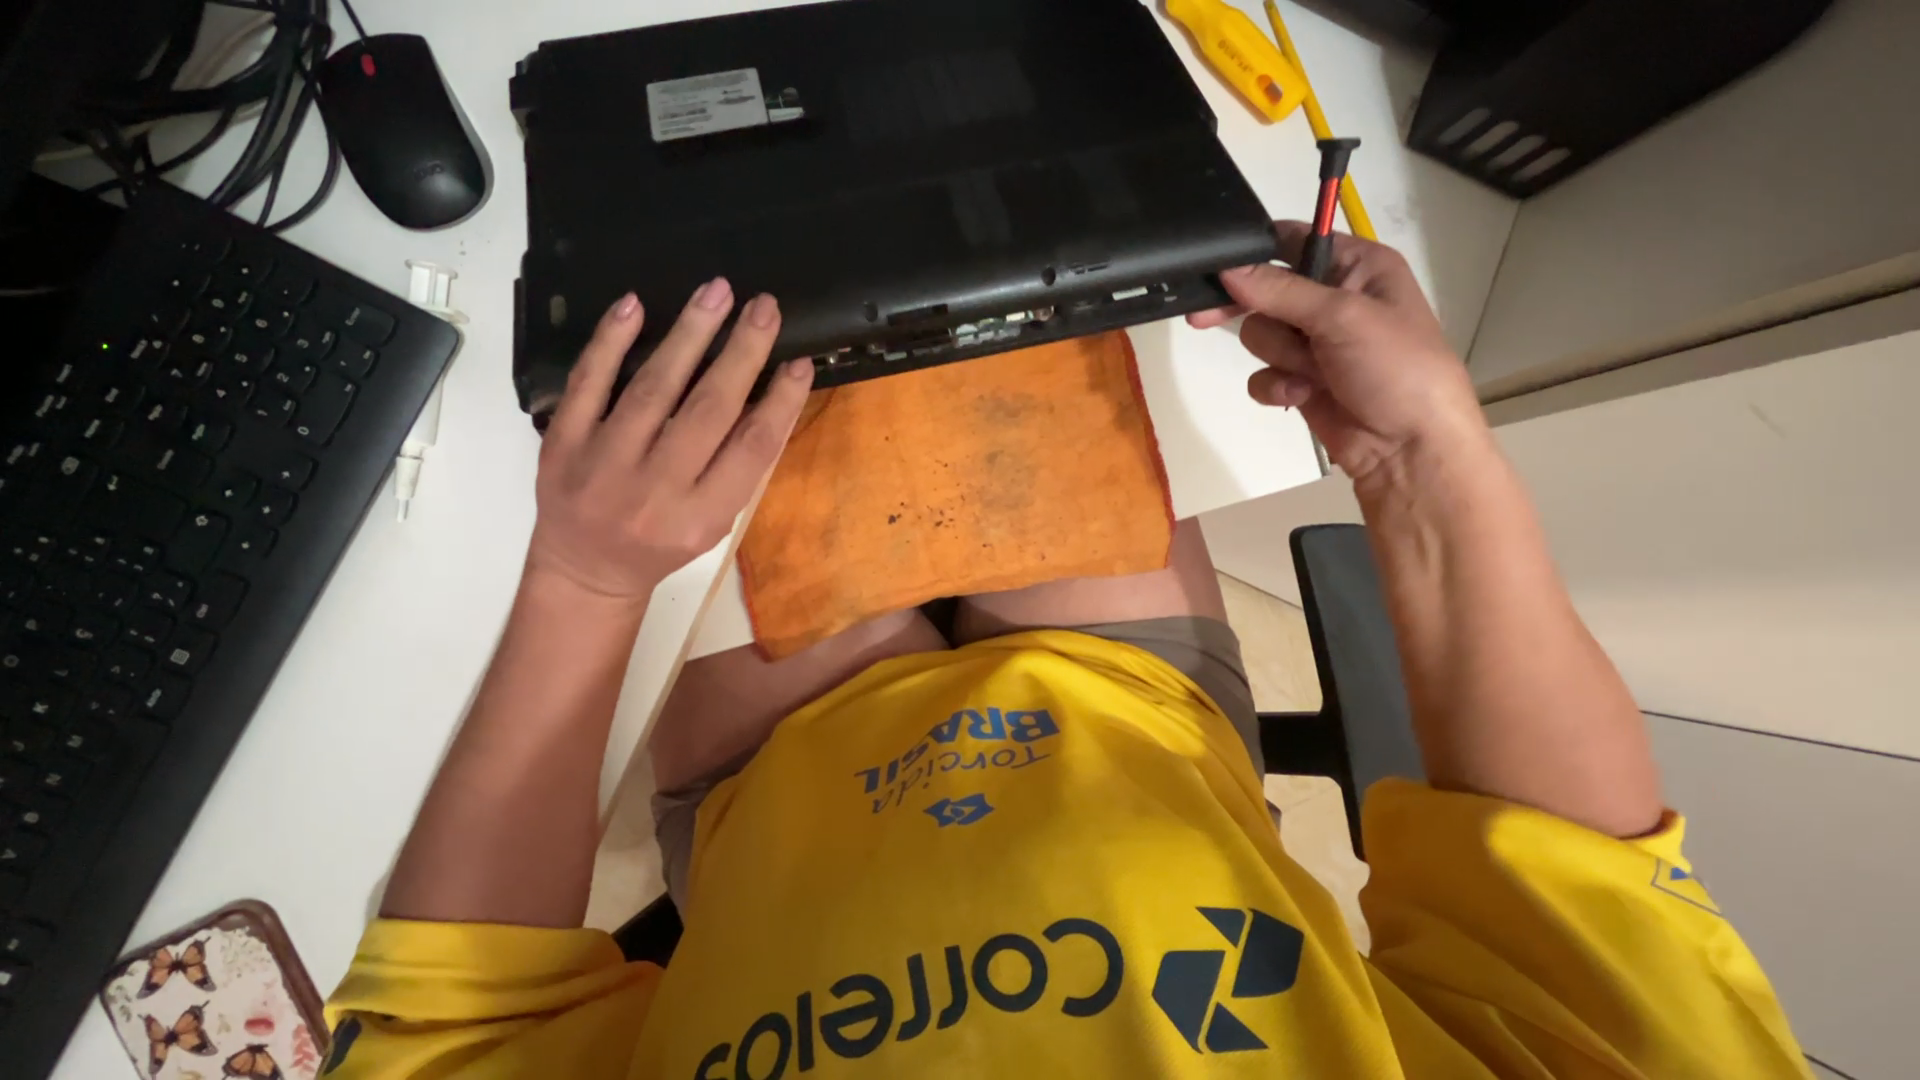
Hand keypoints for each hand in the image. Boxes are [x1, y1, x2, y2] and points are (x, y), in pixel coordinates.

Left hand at [525, 279, 813, 608]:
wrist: (586, 569)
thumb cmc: (663, 545)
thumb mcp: (714, 523)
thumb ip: (738, 468)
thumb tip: (768, 394)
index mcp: (700, 516)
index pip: (750, 449)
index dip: (780, 403)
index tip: (799, 363)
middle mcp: (654, 490)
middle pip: (707, 409)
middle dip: (741, 352)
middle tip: (764, 307)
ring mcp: (604, 463)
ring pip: (652, 388)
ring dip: (688, 334)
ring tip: (717, 291)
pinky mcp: (563, 443)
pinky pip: (587, 384)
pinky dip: (609, 342)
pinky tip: (634, 306)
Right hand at [1188, 221, 1486, 489]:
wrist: (1407, 446)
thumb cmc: (1394, 367)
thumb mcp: (1341, 317)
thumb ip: (1280, 291)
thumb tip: (1227, 267)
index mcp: (1357, 267)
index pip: (1294, 242)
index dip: (1257, 251)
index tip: (1219, 265)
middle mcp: (1333, 300)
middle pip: (1265, 291)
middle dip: (1249, 310)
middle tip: (1202, 318)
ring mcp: (1315, 343)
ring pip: (1261, 335)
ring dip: (1281, 356)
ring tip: (1312, 372)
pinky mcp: (1300, 381)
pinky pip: (1263, 374)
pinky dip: (1278, 386)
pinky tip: (1302, 396)